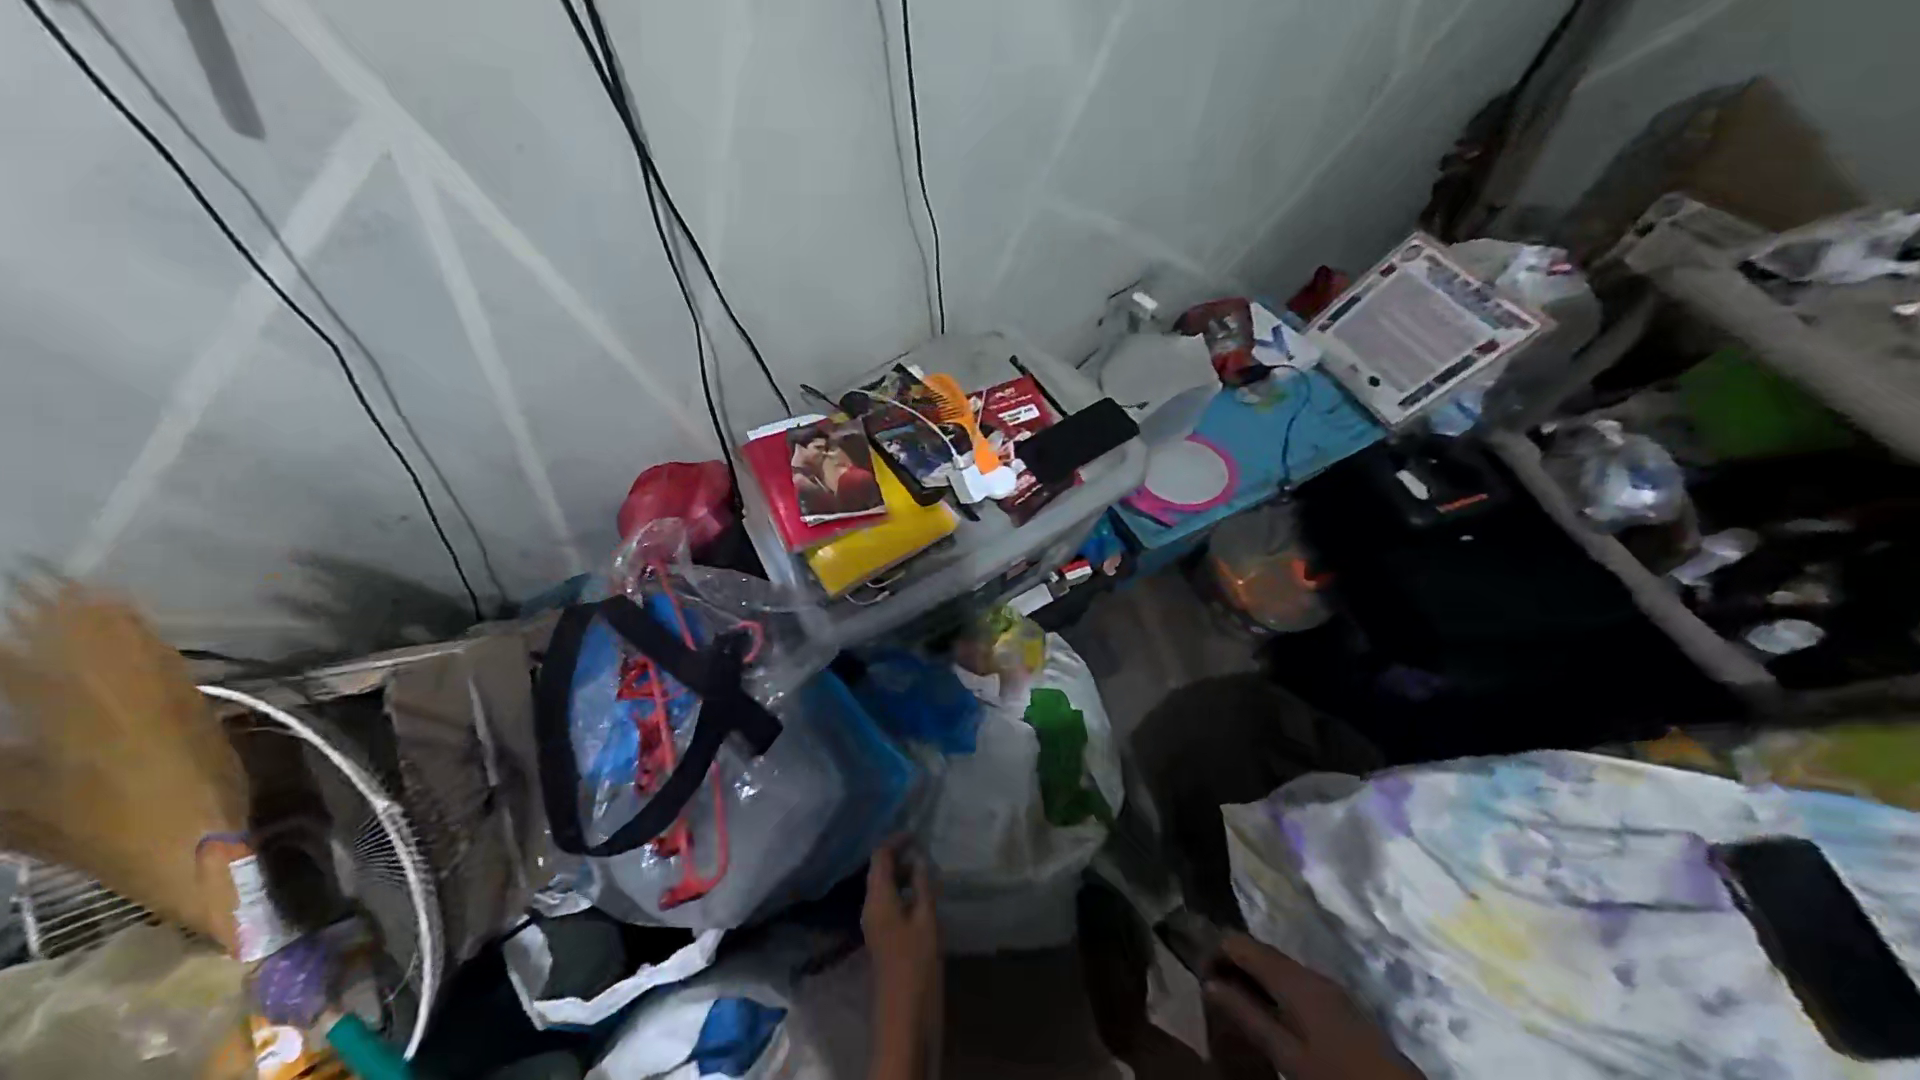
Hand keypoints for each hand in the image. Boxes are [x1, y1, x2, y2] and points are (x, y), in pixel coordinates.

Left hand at [863, 845, 940, 1079]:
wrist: (903, 1015)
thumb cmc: (916, 963)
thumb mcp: (926, 920)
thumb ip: (922, 886)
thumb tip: (918, 858)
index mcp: (877, 898)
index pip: (879, 857)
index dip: (895, 841)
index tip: (916, 833)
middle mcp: (869, 907)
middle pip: (878, 871)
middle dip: (899, 857)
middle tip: (924, 850)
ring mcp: (873, 924)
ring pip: (883, 888)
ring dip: (901, 875)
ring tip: (926, 869)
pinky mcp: (881, 937)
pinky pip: (888, 902)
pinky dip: (902, 892)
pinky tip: (921, 895)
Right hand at [1205, 933, 1423, 1079]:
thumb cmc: (1339, 1077)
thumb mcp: (1287, 1056)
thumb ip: (1247, 1017)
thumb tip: (1208, 984)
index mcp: (1293, 978)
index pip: (1240, 942)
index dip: (1214, 952)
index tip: (1198, 977)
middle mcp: (1308, 972)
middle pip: (1258, 951)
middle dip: (1231, 964)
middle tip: (1210, 992)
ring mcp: (1326, 987)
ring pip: (1275, 967)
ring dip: (1250, 977)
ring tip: (1233, 1004)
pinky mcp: (1338, 1004)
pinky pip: (1293, 982)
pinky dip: (1271, 989)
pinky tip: (1266, 1014)